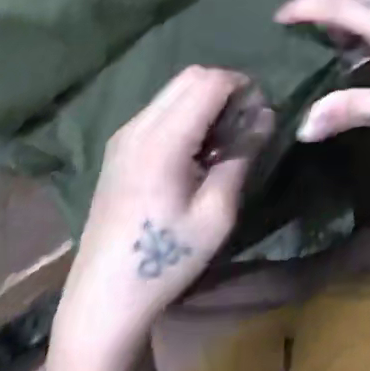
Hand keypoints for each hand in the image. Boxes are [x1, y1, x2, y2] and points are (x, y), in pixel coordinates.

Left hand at [55, 67, 264, 360]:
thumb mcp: (217, 214)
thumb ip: (241, 157)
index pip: (208, 82)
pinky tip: (196, 150)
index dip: (241, 86)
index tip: (262, 111)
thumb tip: (264, 116)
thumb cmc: (168, 259)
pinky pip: (159, 109)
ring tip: (223, 139)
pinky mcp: (119, 145)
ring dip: (204, 99)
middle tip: (247, 122)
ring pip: (173, 90)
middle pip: (189, 76)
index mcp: (162, 141)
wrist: (105, 294)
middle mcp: (139, 125)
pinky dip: (185, 112)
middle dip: (224, 88)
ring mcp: (124, 133)